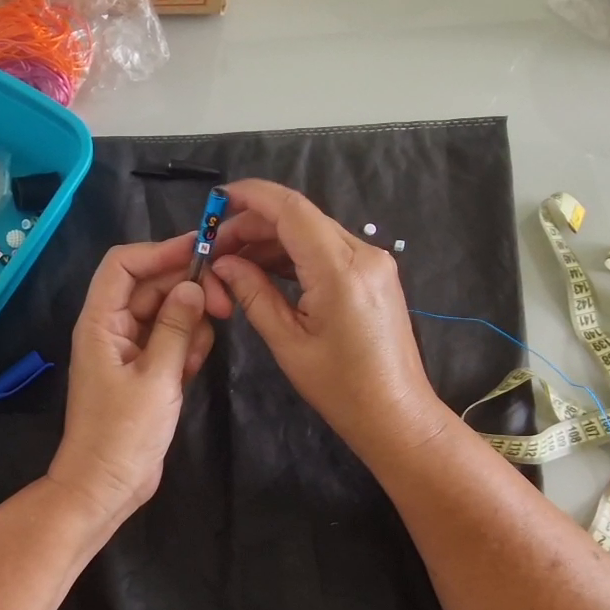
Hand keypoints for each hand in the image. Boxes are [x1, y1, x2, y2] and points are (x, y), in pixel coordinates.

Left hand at [48, 235, 221, 517]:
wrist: (107, 485)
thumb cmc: (124, 432)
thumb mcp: (157, 377)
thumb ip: (177, 326)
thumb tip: (193, 284)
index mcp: (101, 322)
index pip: (124, 264)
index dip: (161, 251)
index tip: (204, 250)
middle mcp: (112, 328)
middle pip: (151, 285)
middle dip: (187, 289)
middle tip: (225, 304)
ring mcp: (129, 350)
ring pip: (166, 312)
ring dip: (189, 324)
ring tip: (194, 357)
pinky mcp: (145, 370)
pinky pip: (170, 341)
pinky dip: (185, 347)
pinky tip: (191, 370)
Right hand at [210, 179, 450, 460]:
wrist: (395, 413)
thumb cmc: (340, 387)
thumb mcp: (287, 342)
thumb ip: (254, 294)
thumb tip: (223, 263)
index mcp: (339, 269)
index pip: (290, 210)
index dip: (251, 197)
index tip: (216, 200)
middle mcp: (362, 253)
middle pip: (299, 217)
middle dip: (253, 224)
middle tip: (215, 249)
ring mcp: (373, 262)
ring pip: (312, 231)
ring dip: (271, 240)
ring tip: (232, 263)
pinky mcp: (374, 274)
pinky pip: (326, 249)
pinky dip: (293, 253)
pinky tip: (264, 270)